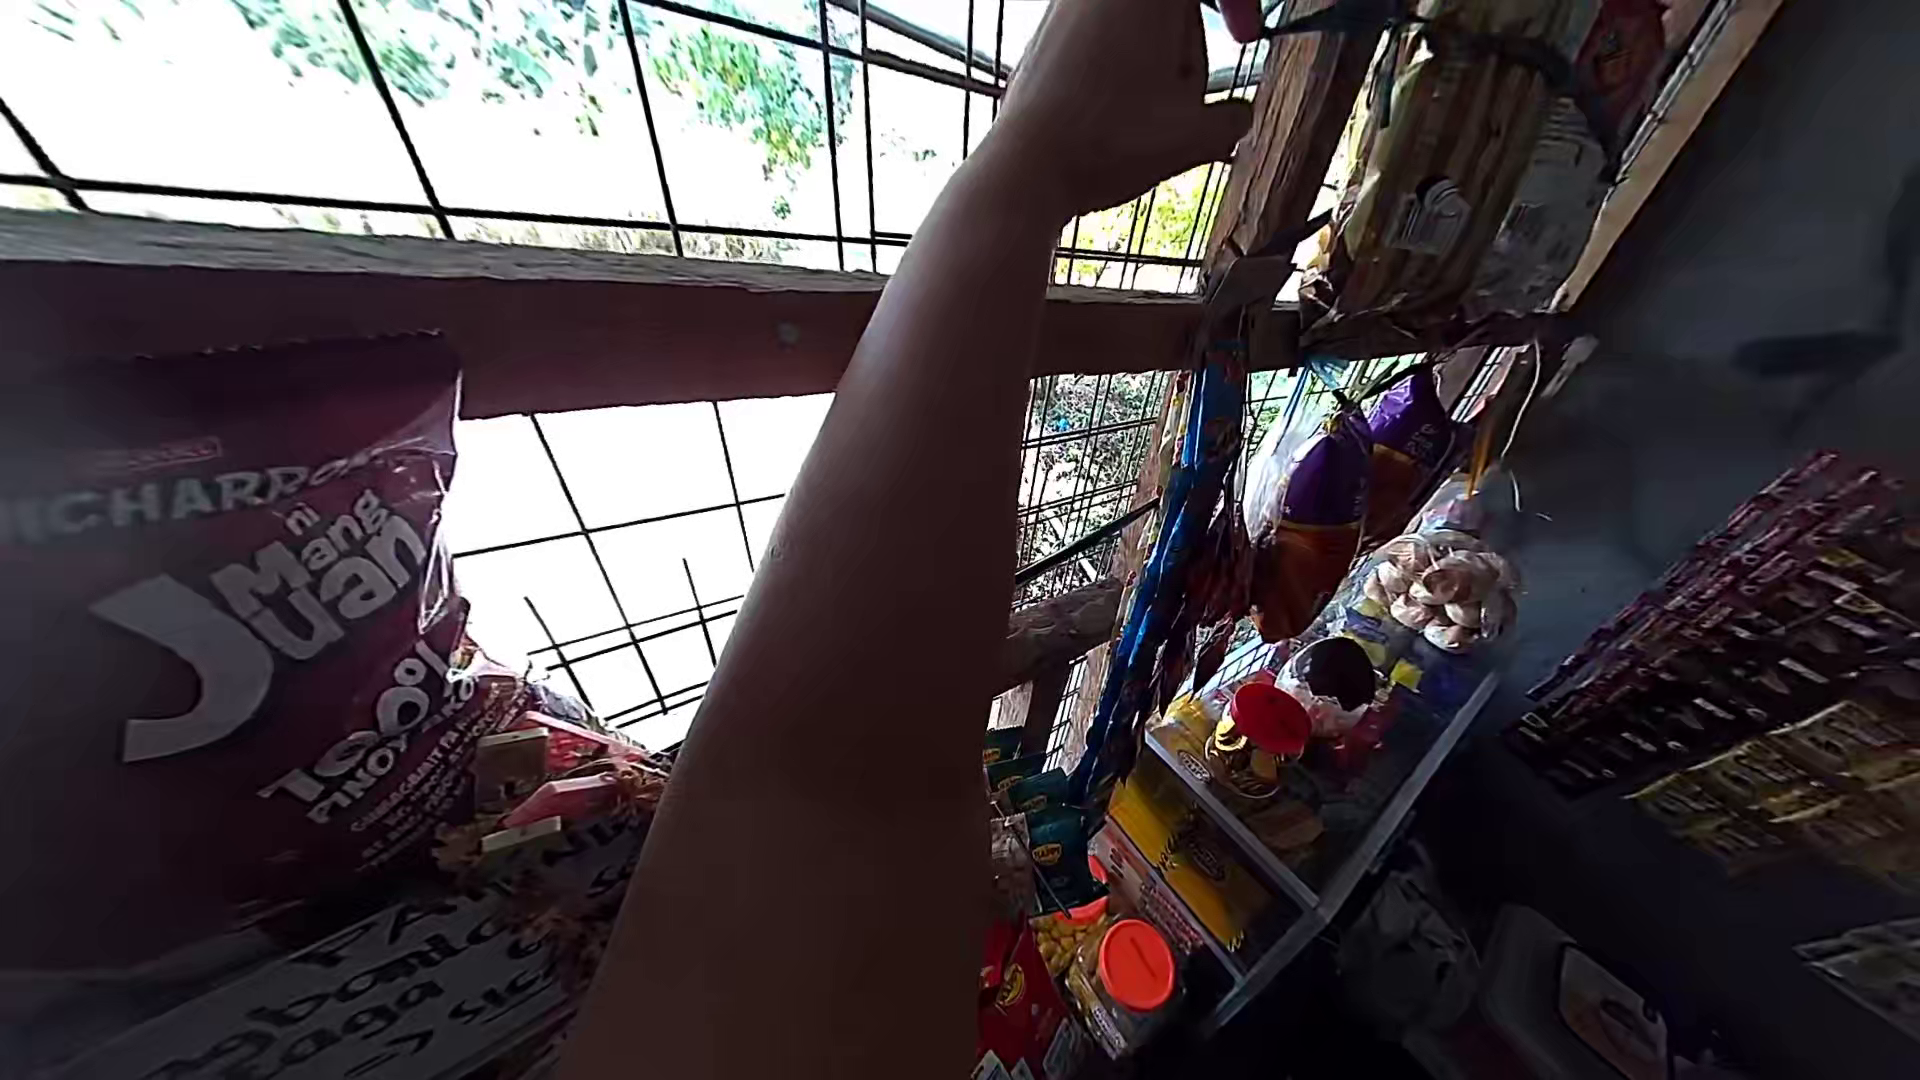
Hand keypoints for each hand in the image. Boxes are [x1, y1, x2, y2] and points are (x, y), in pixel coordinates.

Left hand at [985, 0, 1253, 221]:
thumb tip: (1239, 117)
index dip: (1241, 0)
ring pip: (1132, 29)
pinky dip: (1112, 78)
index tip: (1246, 37)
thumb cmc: (1106, 145)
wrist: (1024, 173)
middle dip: (1187, 51)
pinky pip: (1094, 48)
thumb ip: (1231, 119)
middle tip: (1183, 105)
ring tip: (1139, 127)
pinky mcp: (1038, 44)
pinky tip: (1104, 125)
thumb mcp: (1190, 136)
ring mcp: (1062, 9)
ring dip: (1150, 71)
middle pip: (1170, 7)